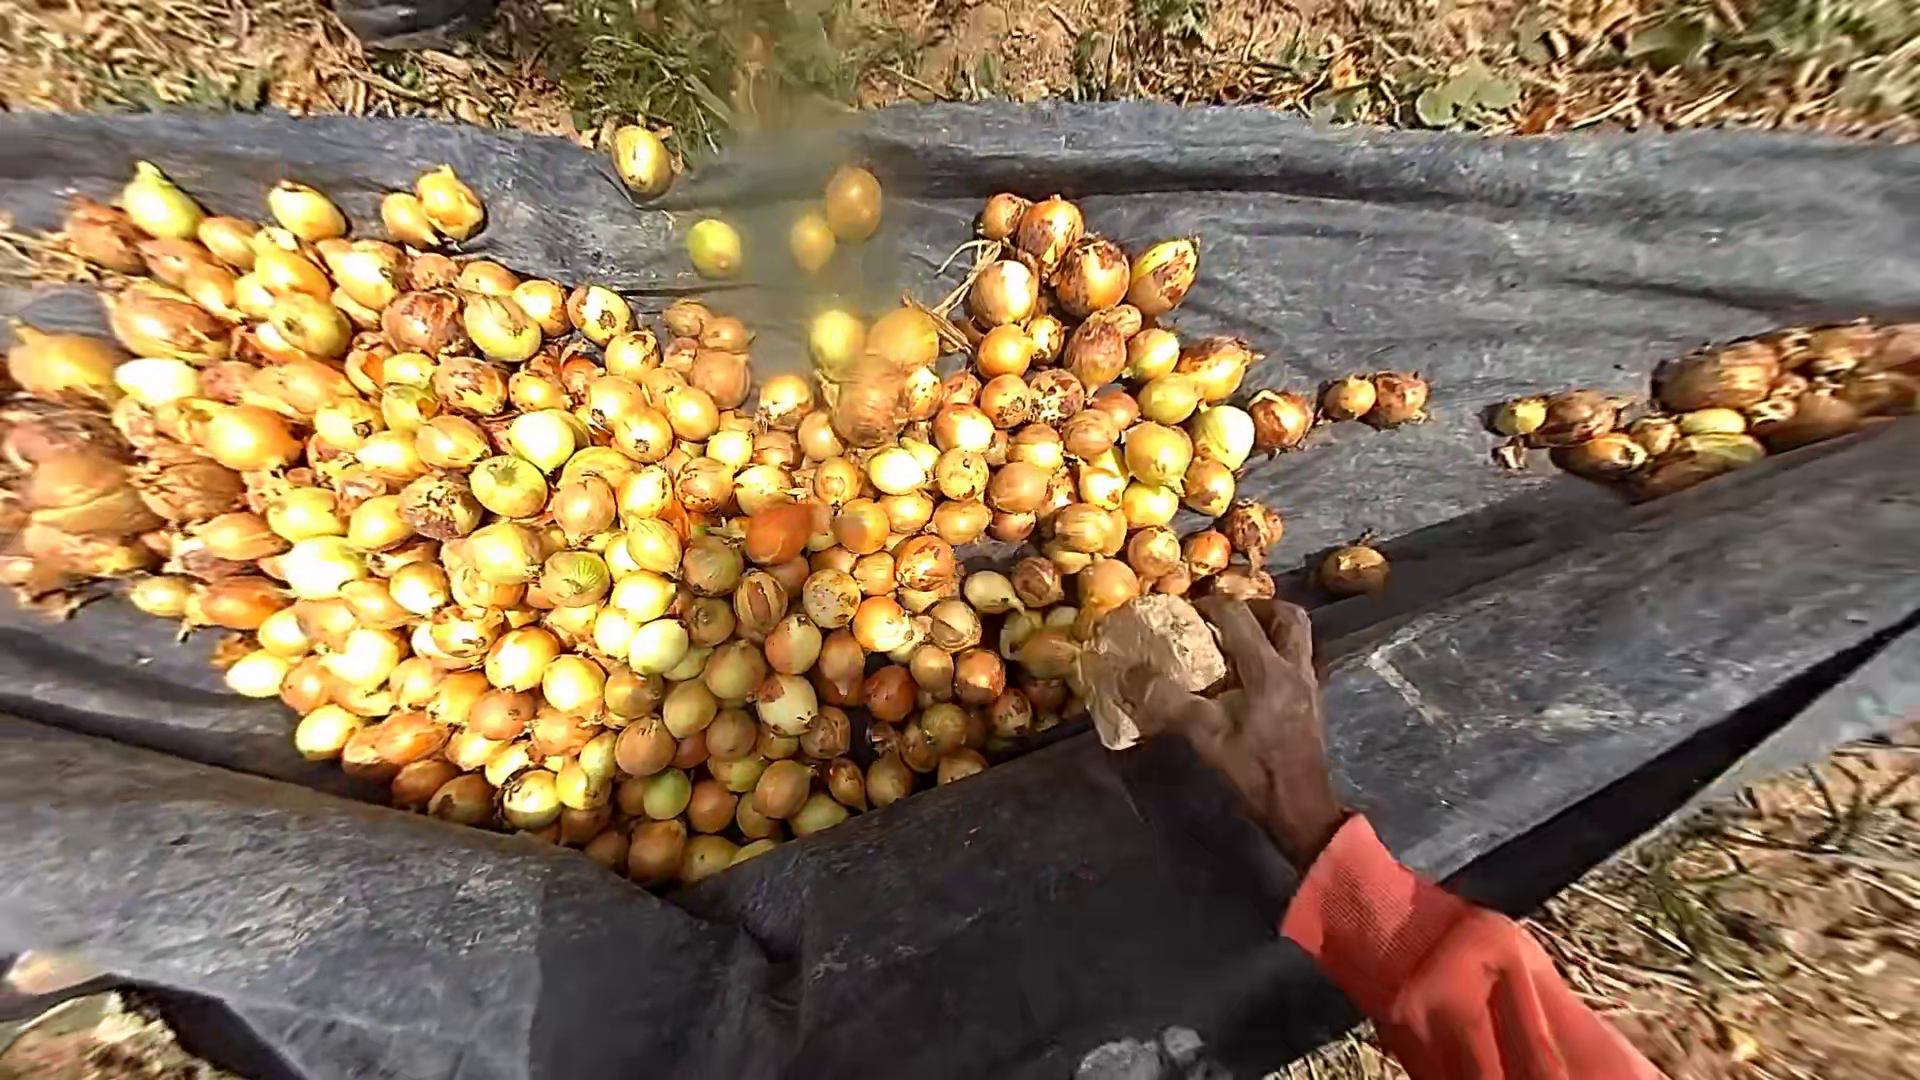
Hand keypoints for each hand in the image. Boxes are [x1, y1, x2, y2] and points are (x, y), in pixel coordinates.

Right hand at [1121, 597, 1346, 868]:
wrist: (1298, 806)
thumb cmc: (1252, 767)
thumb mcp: (1202, 732)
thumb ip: (1165, 699)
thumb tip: (1128, 673)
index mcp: (1268, 669)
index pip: (1239, 617)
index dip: (1209, 606)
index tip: (1186, 611)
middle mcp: (1294, 668)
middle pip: (1286, 616)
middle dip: (1254, 607)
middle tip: (1224, 616)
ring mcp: (1307, 684)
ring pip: (1296, 636)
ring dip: (1268, 627)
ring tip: (1236, 637)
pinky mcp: (1309, 699)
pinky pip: (1294, 658)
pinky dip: (1271, 651)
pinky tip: (1247, 670)